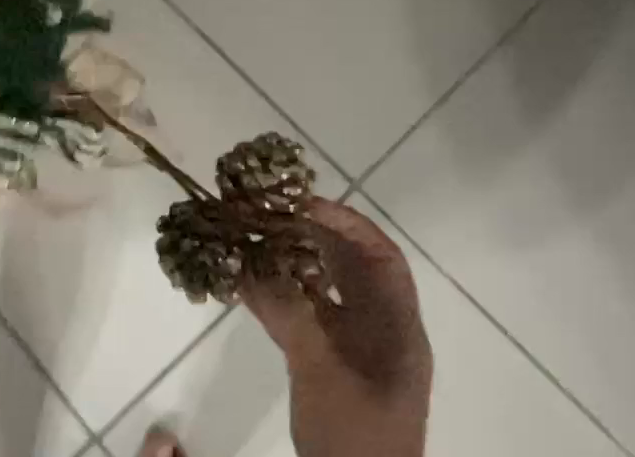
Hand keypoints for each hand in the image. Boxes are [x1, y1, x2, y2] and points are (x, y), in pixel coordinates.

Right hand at [238, 200, 431, 456]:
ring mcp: (350, 343)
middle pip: (347, 264)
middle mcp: (376, 327)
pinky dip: (271, 292)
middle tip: (263, 211)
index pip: (381, 258)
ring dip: (284, 260)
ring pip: (318, 285)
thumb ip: (289, 313)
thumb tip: (249, 262)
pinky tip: (238, 278)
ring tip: (246, 235)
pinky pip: (298, 311)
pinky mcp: (323, 359)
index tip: (300, 202)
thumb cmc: (355, 435)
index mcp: (395, 327)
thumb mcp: (322, 372)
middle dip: (307, 232)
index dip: (345, 223)